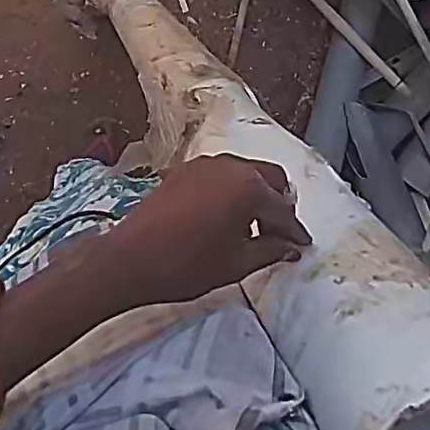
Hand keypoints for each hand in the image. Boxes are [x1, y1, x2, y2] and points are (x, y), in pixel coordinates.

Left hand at [101, 154, 311, 306]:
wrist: (128, 259)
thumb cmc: (185, 265)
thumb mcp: (235, 264)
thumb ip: (269, 250)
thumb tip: (290, 247)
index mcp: (249, 187)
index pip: (283, 210)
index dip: (294, 231)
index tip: (301, 245)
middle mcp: (232, 166)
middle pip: (270, 178)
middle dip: (279, 203)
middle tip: (278, 232)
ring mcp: (207, 163)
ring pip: (246, 172)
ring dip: (256, 194)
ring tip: (251, 226)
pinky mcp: (186, 168)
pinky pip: (221, 174)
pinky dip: (231, 190)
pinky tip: (223, 215)